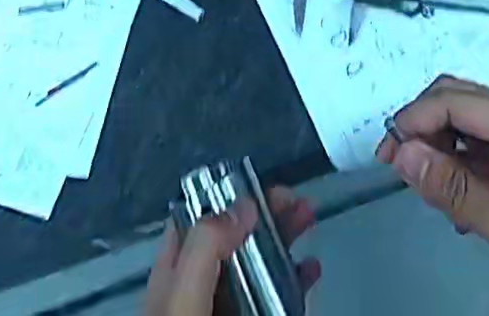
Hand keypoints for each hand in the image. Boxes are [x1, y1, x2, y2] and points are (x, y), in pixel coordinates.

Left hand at [143, 187, 320, 315]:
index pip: (196, 219)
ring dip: (284, 239)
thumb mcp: (181, 301)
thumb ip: (206, 249)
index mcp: (176, 275)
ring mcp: (227, 314)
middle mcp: (200, 291)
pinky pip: (275, 302)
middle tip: (298, 202)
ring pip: (257, 266)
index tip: (261, 186)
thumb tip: (243, 204)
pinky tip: (312, 273)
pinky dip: (295, 282)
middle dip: (266, 214)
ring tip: (310, 221)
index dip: (225, 195)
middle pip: (234, 238)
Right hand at [375, 76, 488, 315]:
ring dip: (440, 145)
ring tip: (417, 183)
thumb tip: (402, 152)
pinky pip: (487, 160)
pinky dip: (460, 170)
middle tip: (393, 162)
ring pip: (473, 129)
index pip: (458, 101)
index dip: (416, 117)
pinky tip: (452, 204)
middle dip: (424, 120)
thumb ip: (460, 191)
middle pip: (464, 101)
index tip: (385, 153)